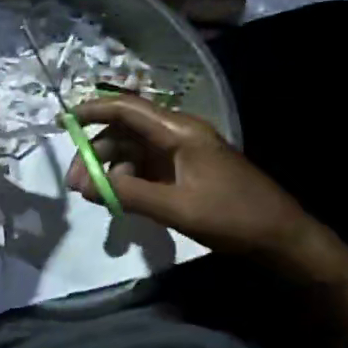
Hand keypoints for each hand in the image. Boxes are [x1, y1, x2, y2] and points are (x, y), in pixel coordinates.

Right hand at [67, 95, 315, 259]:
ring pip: (134, 150)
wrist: (283, 238)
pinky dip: (127, 179)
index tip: (64, 123)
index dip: (94, 110)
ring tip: (93, 195)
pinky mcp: (186, 172)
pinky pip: (146, 167)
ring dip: (110, 168)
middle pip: (126, 131)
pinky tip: (117, 200)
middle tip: (77, 183)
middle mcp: (179, 135)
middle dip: (96, 152)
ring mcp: (183, 154)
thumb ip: (128, 194)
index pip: (128, 108)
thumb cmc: (232, 217)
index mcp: (179, 131)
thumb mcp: (176, 208)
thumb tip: (85, 186)